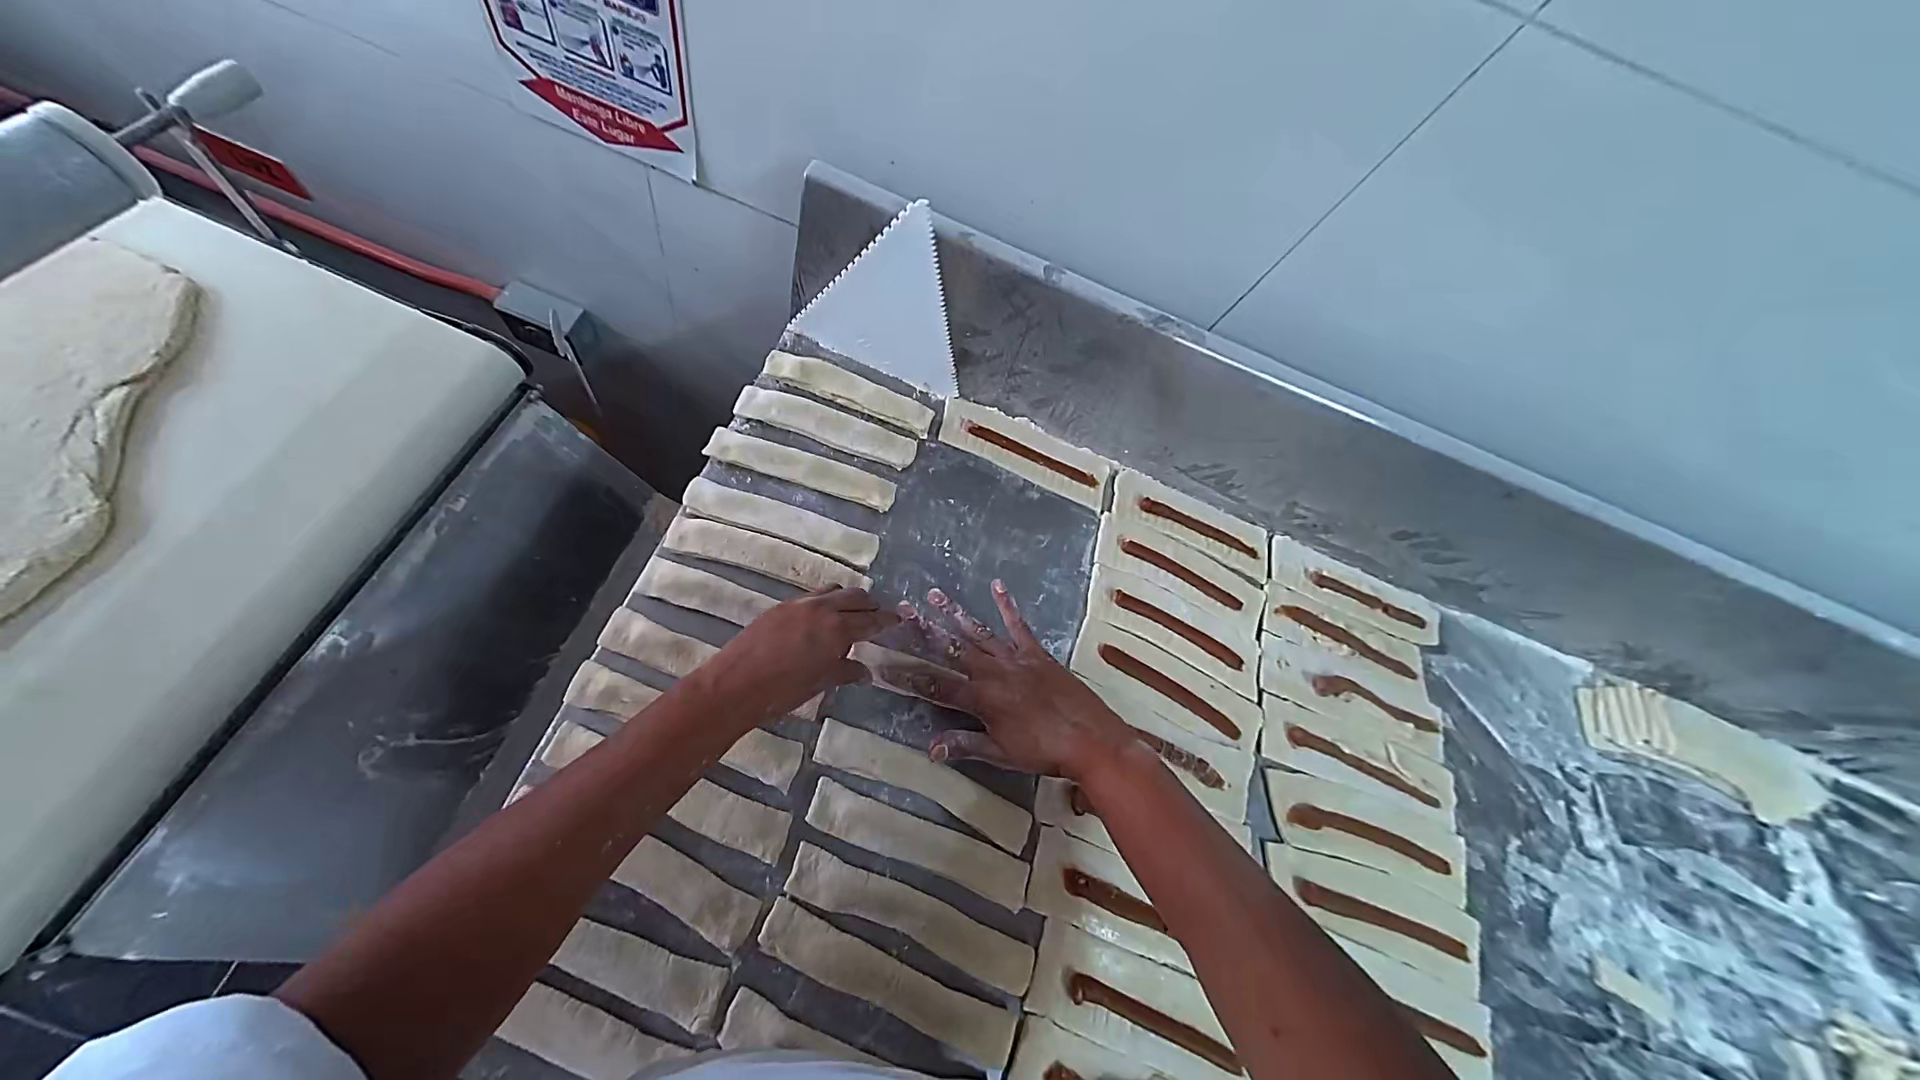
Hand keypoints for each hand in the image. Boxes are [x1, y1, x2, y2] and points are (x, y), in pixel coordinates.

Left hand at [684, 586, 898, 723]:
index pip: (872, 620)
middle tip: (877, 617)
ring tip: (850, 614)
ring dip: (847, 599)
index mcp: (837, 628)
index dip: (888, 619)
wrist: (735, 685)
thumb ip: (846, 671)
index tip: (899, 619)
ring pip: (833, 591)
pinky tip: (821, 619)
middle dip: (870, 606)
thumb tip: (865, 671)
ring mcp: (799, 604)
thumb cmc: (783, 690)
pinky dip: (825, 602)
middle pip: (855, 597)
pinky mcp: (780, 607)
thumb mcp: (821, 682)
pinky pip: (812, 596)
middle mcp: (821, 609)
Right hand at [890, 580, 1133, 780]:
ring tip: (935, 594)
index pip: (936, 686)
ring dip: (956, 613)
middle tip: (904, 608)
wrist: (1090, 738)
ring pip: (979, 633)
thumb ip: (966, 745)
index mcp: (982, 699)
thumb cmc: (1044, 751)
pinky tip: (997, 585)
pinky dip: (1007, 606)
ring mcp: (1016, 659)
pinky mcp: (1037, 653)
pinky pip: (1018, 626)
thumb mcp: (1001, 753)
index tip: (886, 663)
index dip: (909, 676)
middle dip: (925, 629)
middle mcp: (994, 672)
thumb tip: (931, 748)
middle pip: (952, 649)